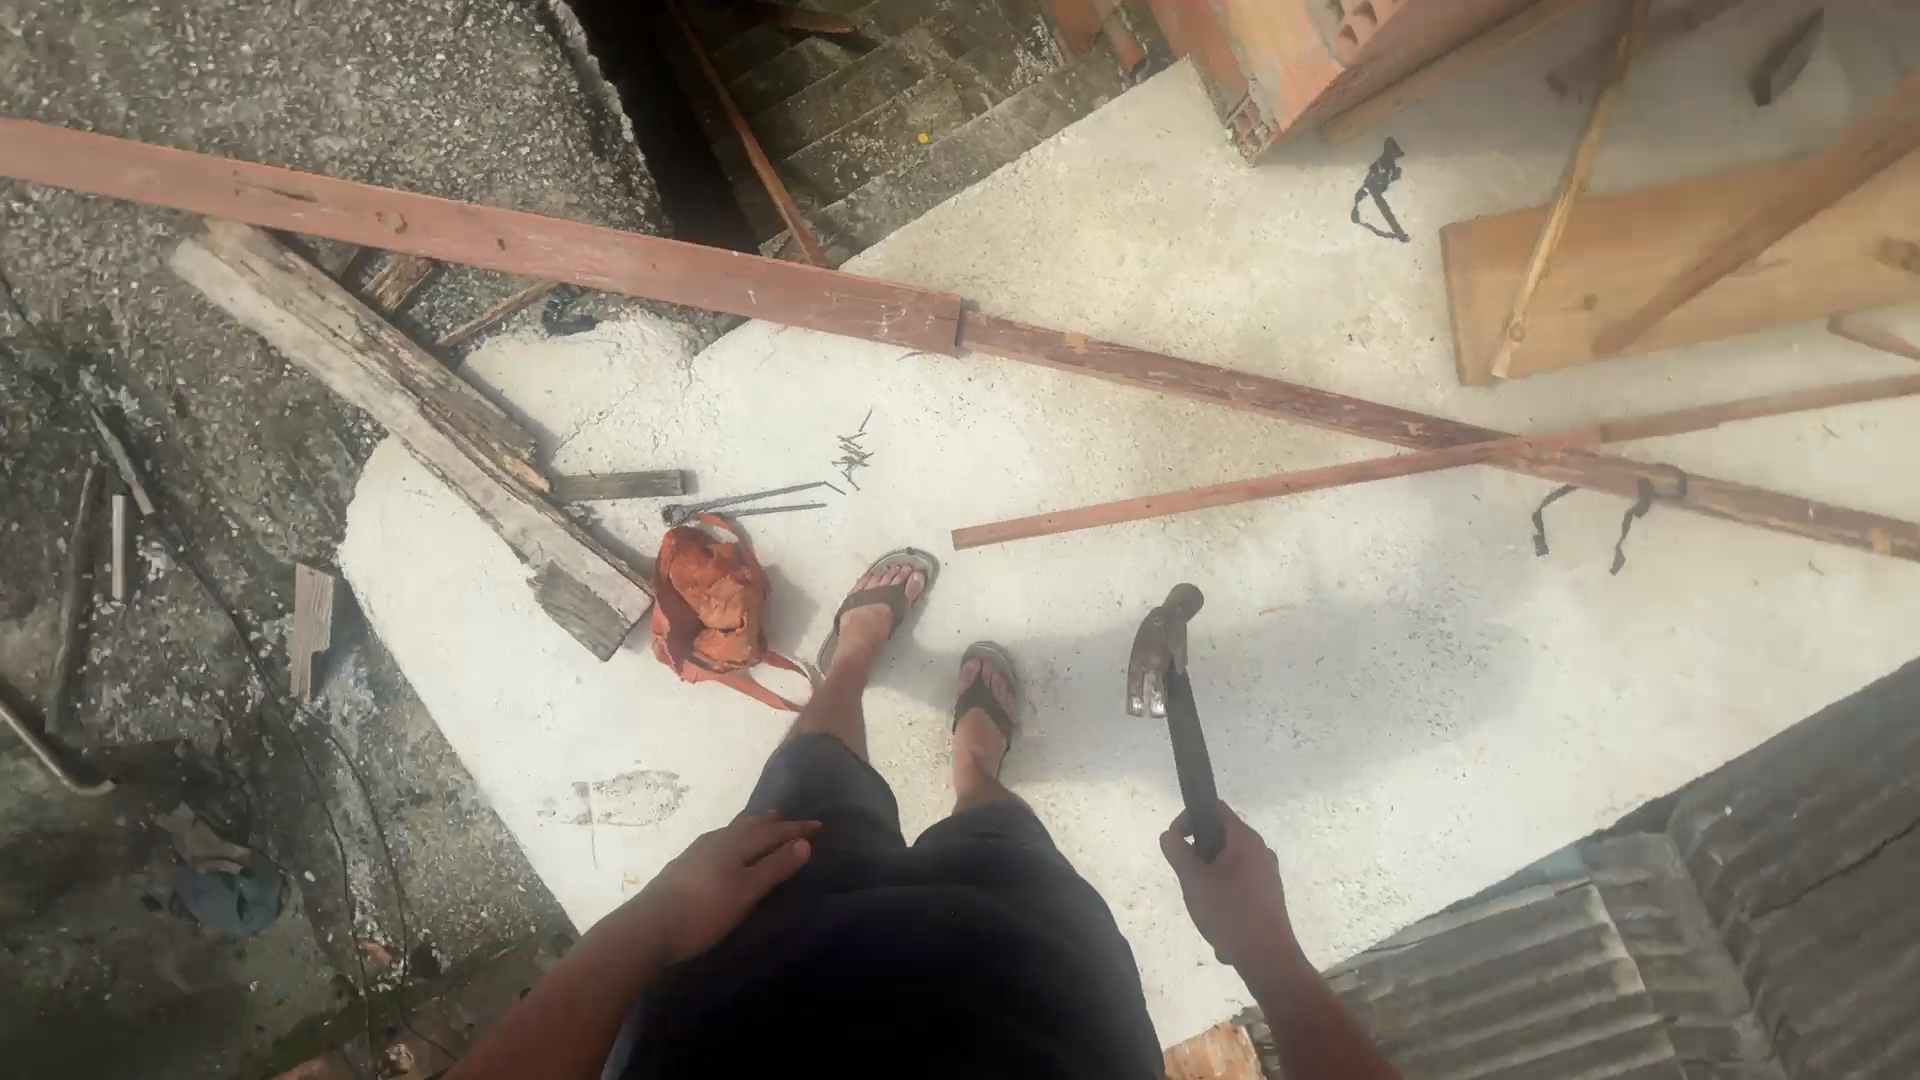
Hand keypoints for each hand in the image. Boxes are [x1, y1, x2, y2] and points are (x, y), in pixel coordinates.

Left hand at [632, 811, 820, 965]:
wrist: (646, 928)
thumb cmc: (703, 912)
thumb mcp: (746, 892)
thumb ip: (775, 867)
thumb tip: (804, 843)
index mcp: (736, 843)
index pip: (774, 832)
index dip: (797, 829)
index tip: (819, 825)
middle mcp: (718, 840)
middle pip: (751, 825)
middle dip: (772, 822)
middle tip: (787, 815)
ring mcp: (698, 851)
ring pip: (732, 830)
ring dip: (751, 826)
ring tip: (759, 823)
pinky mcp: (684, 865)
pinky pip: (719, 840)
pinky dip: (733, 837)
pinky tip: (723, 848)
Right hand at [1160, 801, 1298, 969]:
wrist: (1269, 961)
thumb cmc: (1229, 913)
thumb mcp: (1193, 879)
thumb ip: (1176, 851)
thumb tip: (1169, 835)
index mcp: (1245, 839)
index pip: (1214, 808)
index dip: (1190, 817)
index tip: (1177, 841)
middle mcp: (1260, 850)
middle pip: (1221, 835)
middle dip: (1198, 850)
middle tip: (1186, 873)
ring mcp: (1268, 874)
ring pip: (1229, 861)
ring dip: (1209, 873)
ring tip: (1201, 899)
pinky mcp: (1270, 896)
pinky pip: (1240, 881)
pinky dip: (1224, 890)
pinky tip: (1217, 917)